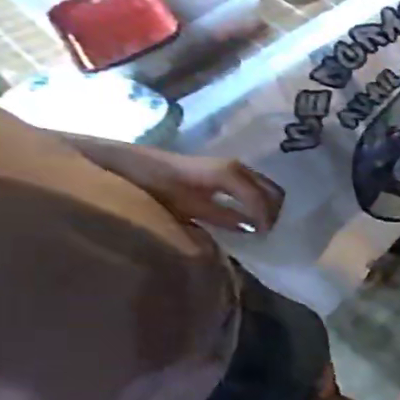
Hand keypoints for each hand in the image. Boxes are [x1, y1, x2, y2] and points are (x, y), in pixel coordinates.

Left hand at [103, 146, 284, 233]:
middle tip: (272, 234)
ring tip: (264, 228)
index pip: (257, 196)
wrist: (124, 162)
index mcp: (226, 173)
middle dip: (275, 211)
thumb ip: (222, 217)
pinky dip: (259, 201)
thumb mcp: (186, 207)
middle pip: (269, 188)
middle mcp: (234, 166)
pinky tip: (252, 218)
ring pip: (264, 187)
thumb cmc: (153, 185)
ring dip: (269, 206)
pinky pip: (253, 186)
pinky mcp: (224, 171)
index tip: (266, 237)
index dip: (266, 218)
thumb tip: (252, 230)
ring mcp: (230, 167)